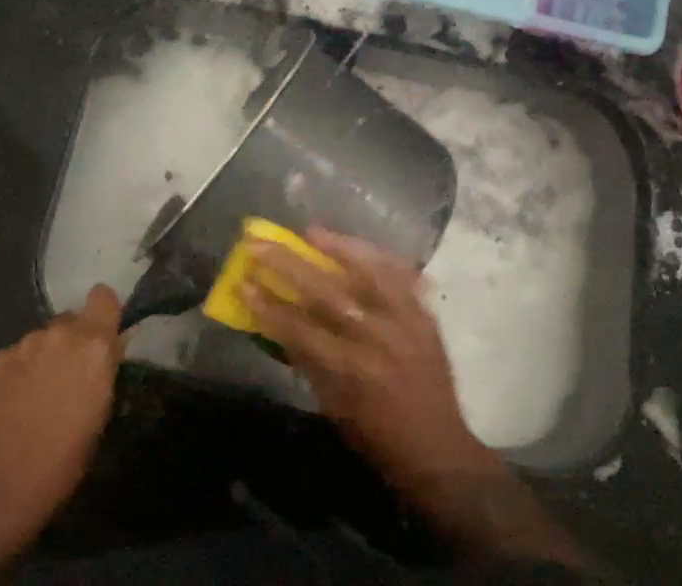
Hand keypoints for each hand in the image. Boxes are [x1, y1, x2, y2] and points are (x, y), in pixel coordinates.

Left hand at [0, 285, 123, 582]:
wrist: (5, 480)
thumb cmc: (67, 456)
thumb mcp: (103, 412)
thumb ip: (104, 369)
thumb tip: (107, 351)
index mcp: (94, 345)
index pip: (104, 297)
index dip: (105, 312)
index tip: (106, 334)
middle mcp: (60, 333)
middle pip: (73, 319)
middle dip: (77, 339)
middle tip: (74, 373)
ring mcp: (25, 343)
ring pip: (45, 336)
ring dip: (49, 353)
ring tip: (43, 390)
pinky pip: (21, 352)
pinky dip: (24, 367)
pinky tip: (18, 398)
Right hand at [244, 229, 485, 496]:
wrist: (438, 450)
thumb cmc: (375, 436)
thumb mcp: (331, 405)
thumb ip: (305, 360)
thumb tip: (274, 323)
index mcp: (351, 369)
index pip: (299, 327)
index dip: (267, 304)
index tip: (243, 281)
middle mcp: (378, 339)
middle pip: (326, 291)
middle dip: (287, 265)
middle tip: (259, 244)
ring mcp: (406, 323)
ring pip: (369, 273)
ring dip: (337, 248)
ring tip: (311, 232)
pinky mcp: (426, 318)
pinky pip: (403, 278)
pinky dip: (380, 259)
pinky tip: (360, 247)